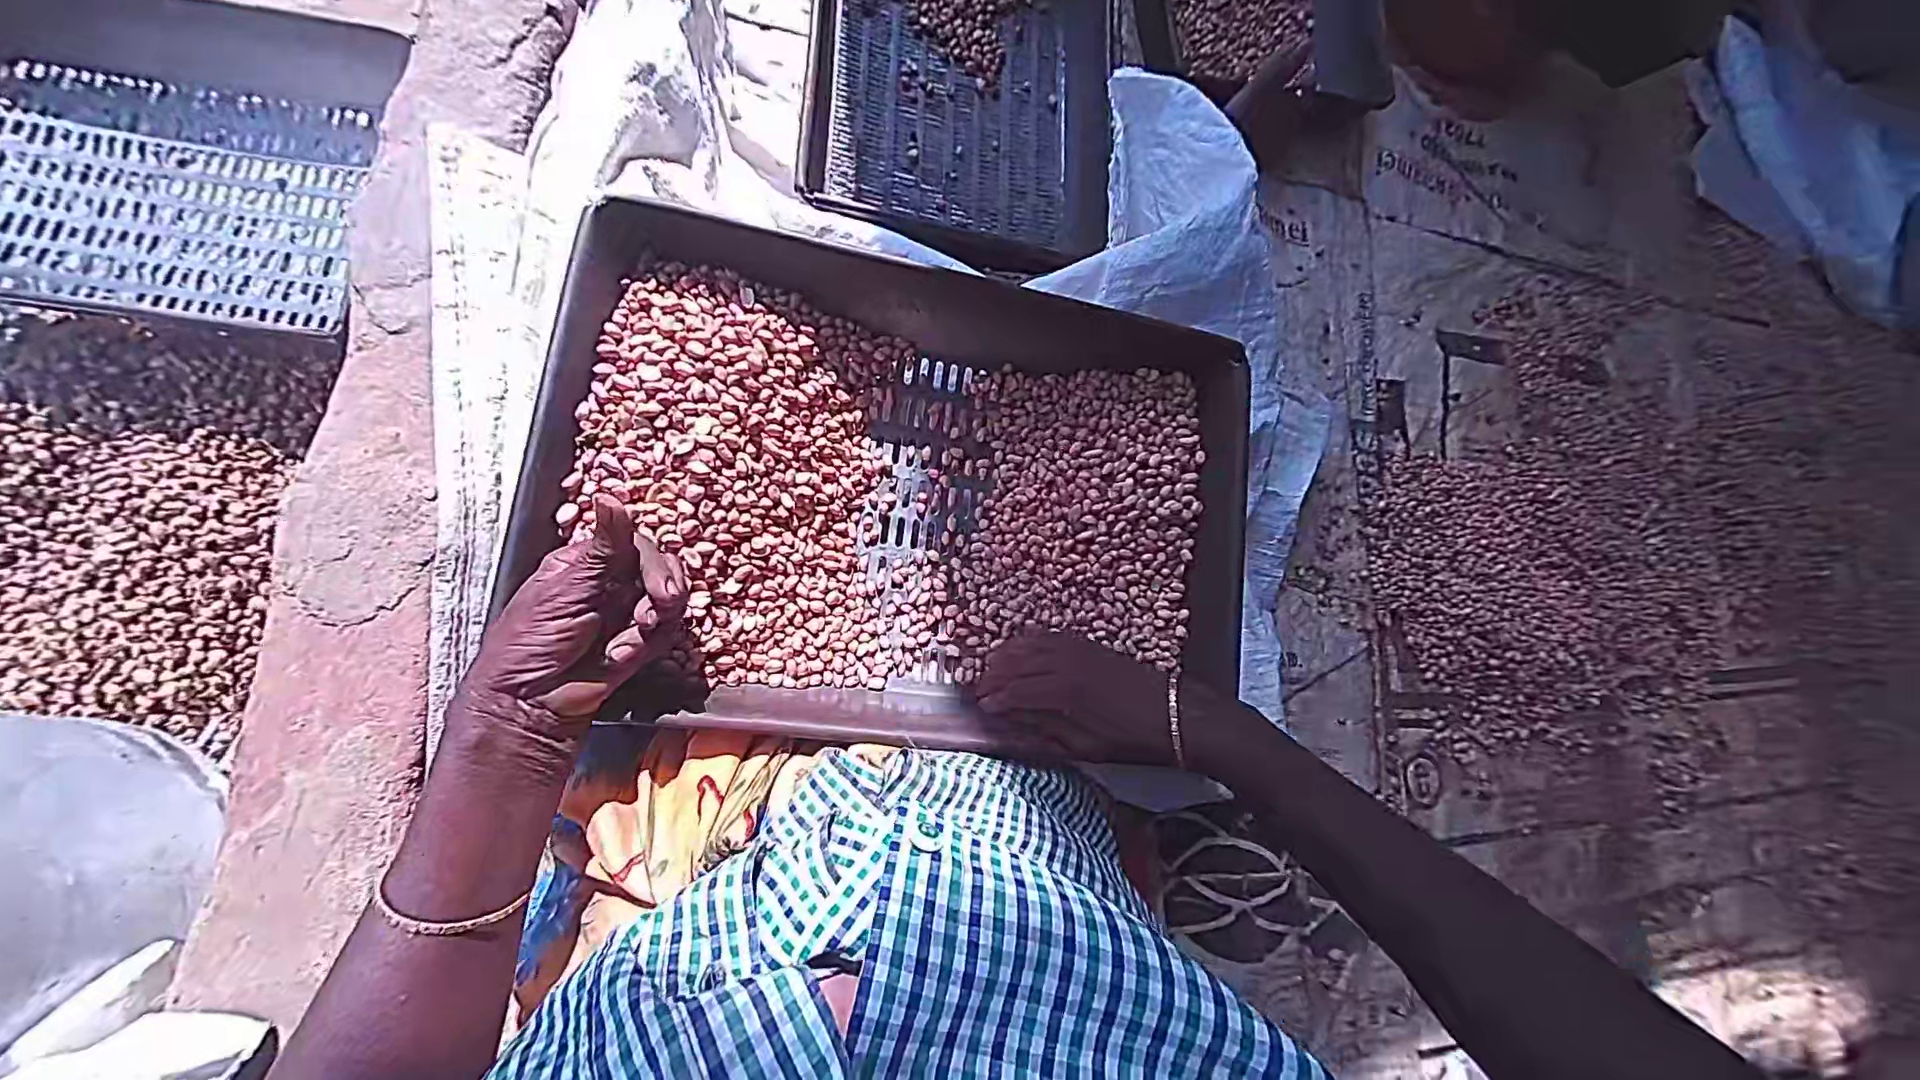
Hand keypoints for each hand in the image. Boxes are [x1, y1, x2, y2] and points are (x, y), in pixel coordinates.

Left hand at [453, 496, 686, 748]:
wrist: (528, 705)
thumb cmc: (529, 643)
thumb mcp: (565, 588)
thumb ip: (602, 547)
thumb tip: (611, 498)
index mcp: (589, 562)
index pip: (638, 546)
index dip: (653, 565)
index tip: (658, 587)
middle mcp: (613, 583)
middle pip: (663, 570)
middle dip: (664, 592)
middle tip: (653, 614)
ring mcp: (628, 612)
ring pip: (672, 599)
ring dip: (659, 618)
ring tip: (634, 636)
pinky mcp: (640, 641)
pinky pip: (668, 631)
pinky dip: (653, 643)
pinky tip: (624, 654)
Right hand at [973, 632, 1178, 767]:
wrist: (1173, 713)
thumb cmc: (1130, 739)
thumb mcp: (1085, 748)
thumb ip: (1045, 732)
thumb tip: (1012, 723)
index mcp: (1064, 693)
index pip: (1015, 692)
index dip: (994, 700)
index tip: (981, 707)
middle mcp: (1066, 664)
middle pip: (1016, 663)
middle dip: (993, 676)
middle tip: (980, 689)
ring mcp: (1076, 648)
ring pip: (1028, 644)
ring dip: (1006, 655)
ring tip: (992, 669)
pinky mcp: (1086, 642)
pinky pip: (1046, 635)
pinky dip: (1027, 642)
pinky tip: (1019, 651)